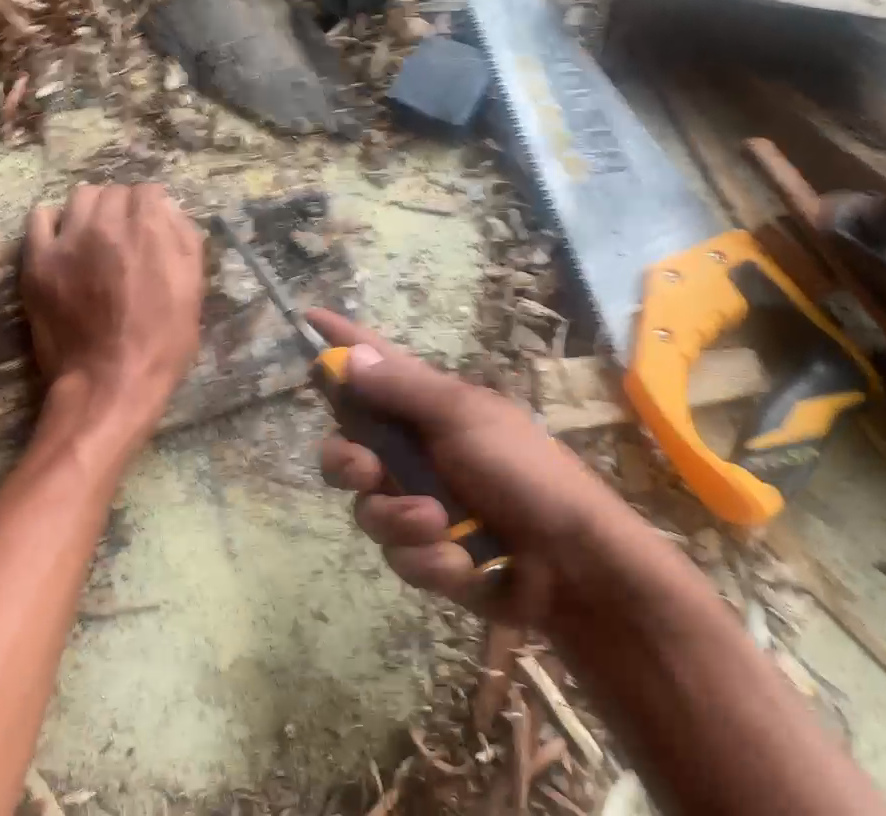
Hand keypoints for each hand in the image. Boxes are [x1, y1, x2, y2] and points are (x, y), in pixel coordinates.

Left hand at [23, 184, 204, 428]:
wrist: (109, 383)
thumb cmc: (161, 345)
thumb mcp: (193, 292)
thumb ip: (184, 242)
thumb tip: (169, 211)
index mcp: (150, 229)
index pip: (149, 192)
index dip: (153, 211)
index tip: (151, 231)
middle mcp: (107, 223)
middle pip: (115, 192)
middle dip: (124, 210)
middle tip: (125, 240)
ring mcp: (68, 239)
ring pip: (80, 197)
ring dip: (92, 211)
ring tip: (94, 238)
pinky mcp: (38, 260)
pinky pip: (41, 217)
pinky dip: (54, 223)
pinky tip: (63, 243)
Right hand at [309, 309, 636, 628]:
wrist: (576, 568)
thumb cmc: (526, 474)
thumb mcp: (464, 418)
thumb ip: (401, 390)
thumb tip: (348, 355)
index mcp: (428, 409)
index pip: (374, 365)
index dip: (342, 342)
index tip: (309, 317)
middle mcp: (416, 454)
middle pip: (345, 449)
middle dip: (347, 464)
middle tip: (366, 471)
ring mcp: (420, 506)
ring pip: (367, 510)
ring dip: (401, 520)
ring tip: (443, 528)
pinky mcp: (429, 556)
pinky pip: (398, 555)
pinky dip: (428, 561)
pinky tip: (463, 565)